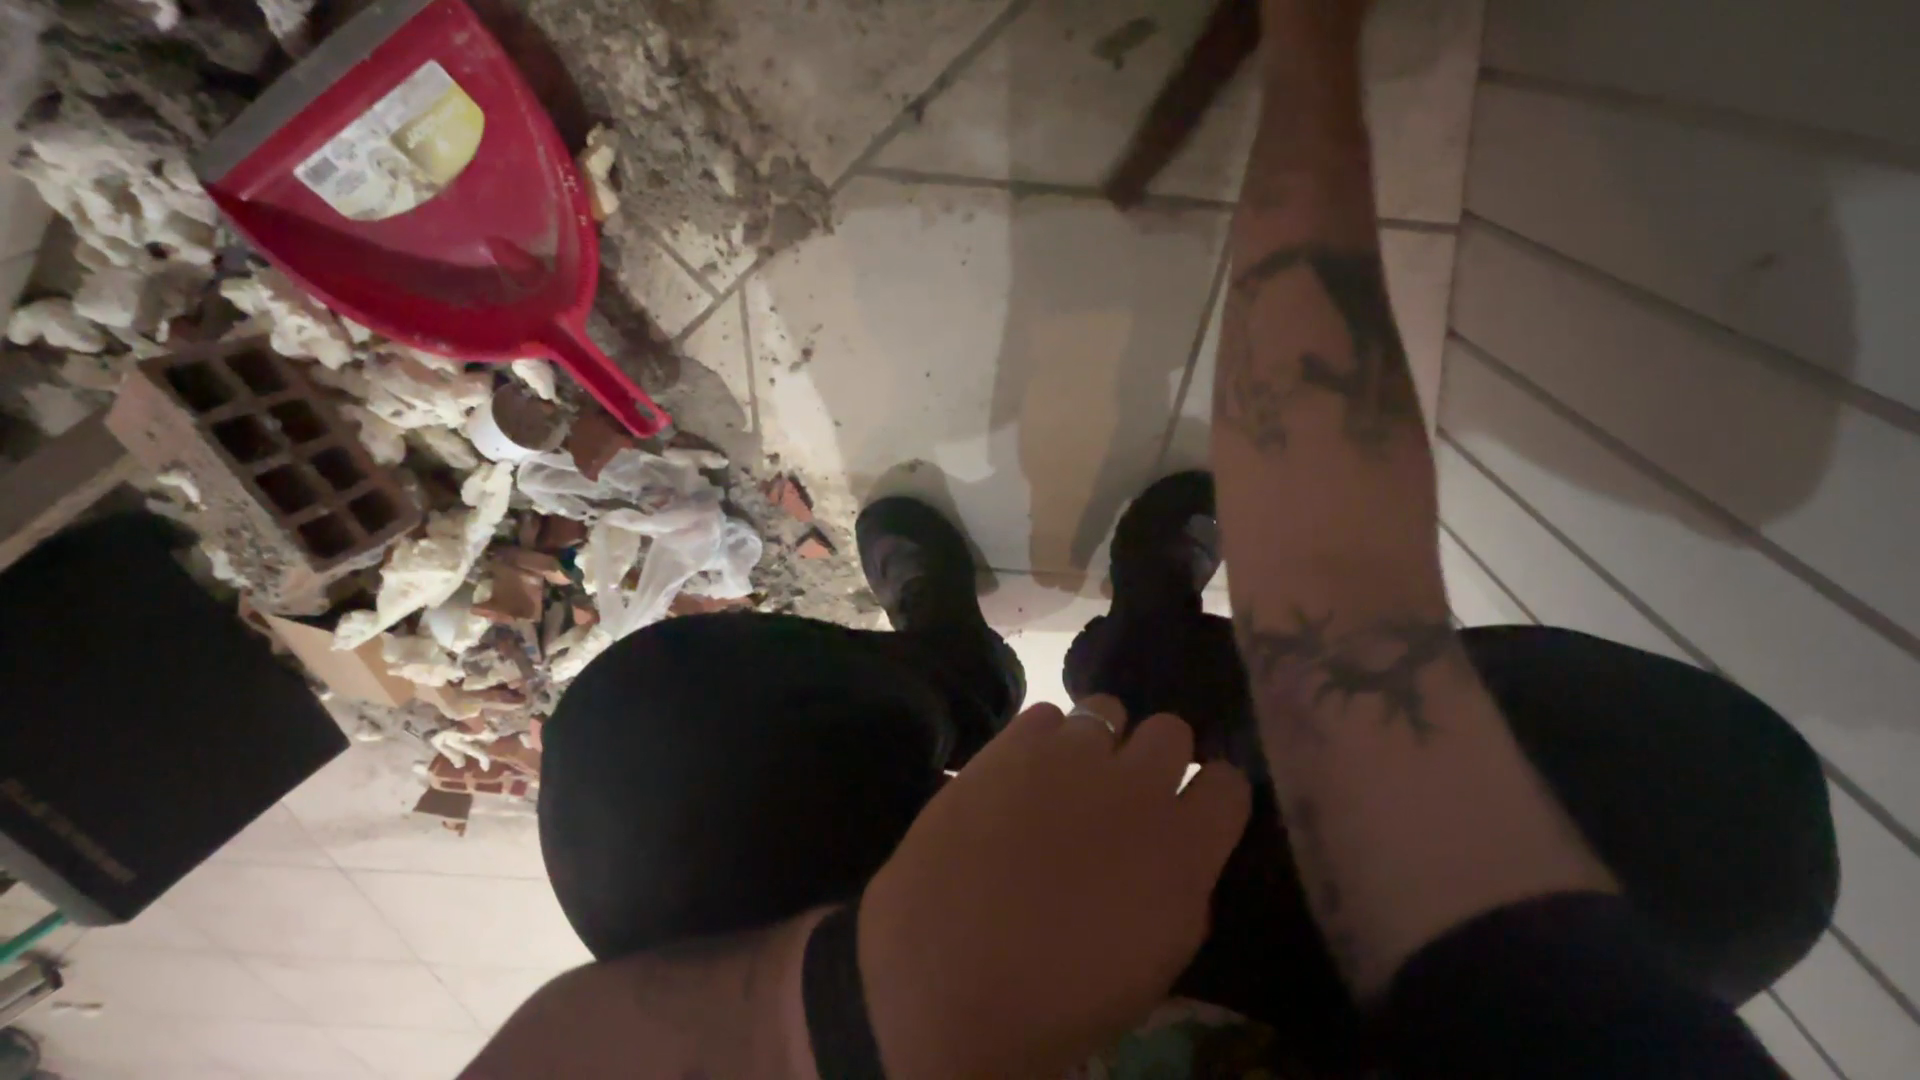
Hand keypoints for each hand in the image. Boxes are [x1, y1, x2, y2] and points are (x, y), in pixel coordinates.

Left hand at [856, 697, 1251, 1078]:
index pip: (1228, 783)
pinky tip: (1018, 776)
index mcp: (1183, 845)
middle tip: (1123, 791)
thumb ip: (1180, 886)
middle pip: (1171, 730)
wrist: (949, 984)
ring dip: (1096, 740)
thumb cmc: (1060, 998)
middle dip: (1154, 756)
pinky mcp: (1009, 745)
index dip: (1208, 795)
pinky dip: (1039, 740)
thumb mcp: (1156, 961)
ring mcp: (1070, 758)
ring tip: (1067, 777)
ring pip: (1104, 710)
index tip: (1188, 809)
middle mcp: (1136, 785)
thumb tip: (1175, 846)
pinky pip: (1043, 715)